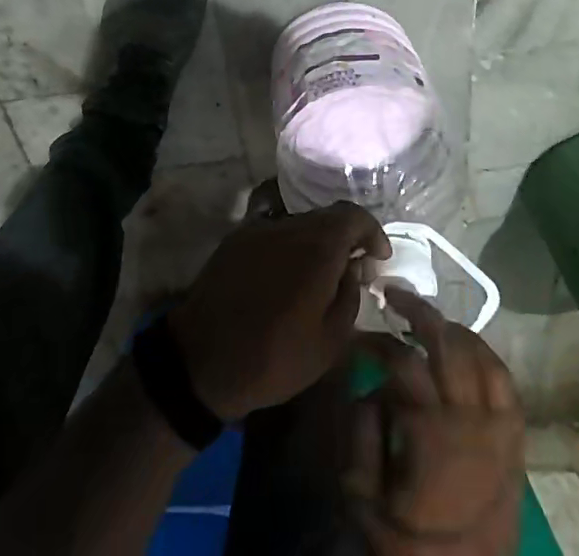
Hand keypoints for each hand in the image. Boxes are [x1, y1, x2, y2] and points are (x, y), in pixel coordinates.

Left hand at [167, 201, 388, 420]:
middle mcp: (287, 226)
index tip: (378, 258)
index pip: (353, 215)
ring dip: (315, 241)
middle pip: (326, 216)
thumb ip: (350, 294)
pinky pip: (272, 230)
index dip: (372, 232)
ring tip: (318, 274)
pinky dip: (288, 244)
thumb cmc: (275, 358)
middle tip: (351, 269)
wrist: (200, 362)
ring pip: (298, 222)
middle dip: (345, 237)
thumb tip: (353, 267)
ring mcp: (256, 229)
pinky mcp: (234, 240)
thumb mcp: (330, 341)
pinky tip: (287, 273)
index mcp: (317, 246)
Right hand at [345, 289, 524, 555]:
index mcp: (431, 432)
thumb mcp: (362, 496)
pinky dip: (486, 354)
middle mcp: (471, 418)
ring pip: (481, 354)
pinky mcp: (515, 438)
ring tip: (427, 319)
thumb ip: (358, 433)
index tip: (356, 338)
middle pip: (447, 343)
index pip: (401, 362)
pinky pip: (506, 380)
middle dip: (418, 311)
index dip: (375, 341)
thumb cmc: (408, 541)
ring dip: (452, 328)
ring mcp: (500, 426)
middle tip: (393, 295)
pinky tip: (467, 347)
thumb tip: (367, 387)